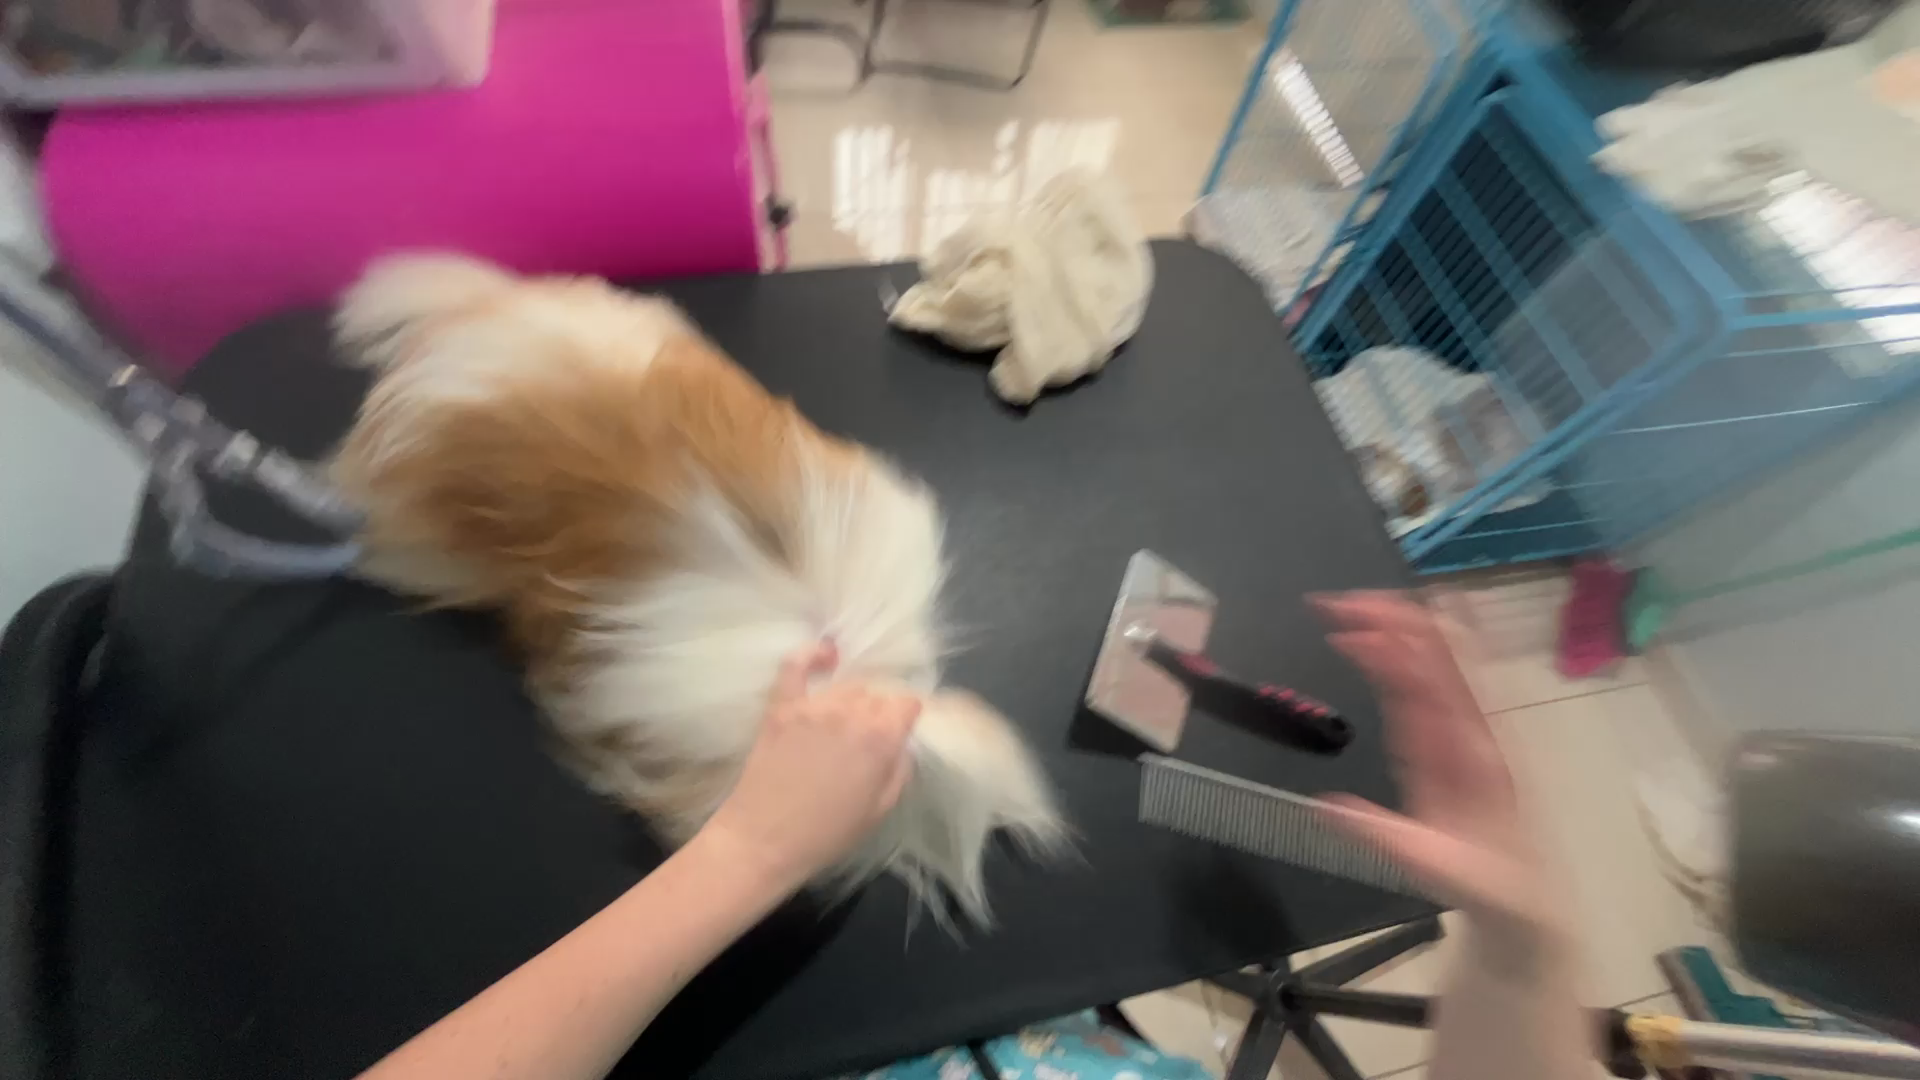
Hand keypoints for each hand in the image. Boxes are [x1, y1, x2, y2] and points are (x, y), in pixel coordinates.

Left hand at [700, 643, 919, 890]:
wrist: (762, 842)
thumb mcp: (880, 810)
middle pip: (876, 695)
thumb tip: (901, 744)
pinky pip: (797, 666)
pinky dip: (812, 655)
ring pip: (846, 686)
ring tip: (844, 726)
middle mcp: (851, 712)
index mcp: (881, 737)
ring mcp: (813, 705)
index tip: (901, 731)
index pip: (906, 704)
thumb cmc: (826, 834)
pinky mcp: (782, 706)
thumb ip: (900, 768)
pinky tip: (827, 656)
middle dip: (879, 713)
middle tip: (869, 740)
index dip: (906, 717)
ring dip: (852, 701)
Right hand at [1312, 592, 1556, 929]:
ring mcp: (1462, 725)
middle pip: (1441, 650)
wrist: (1525, 899)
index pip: (1438, 678)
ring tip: (1343, 608)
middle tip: (1335, 603)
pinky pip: (1422, 678)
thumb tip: (1328, 808)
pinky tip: (1368, 636)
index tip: (1347, 629)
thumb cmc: (1491, 885)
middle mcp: (1473, 725)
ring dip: (1391, 624)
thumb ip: (1394, 842)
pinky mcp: (1446, 733)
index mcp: (1474, 750)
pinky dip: (1393, 649)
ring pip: (1433, 655)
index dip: (1396, 645)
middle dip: (1392, 616)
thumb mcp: (1448, 873)